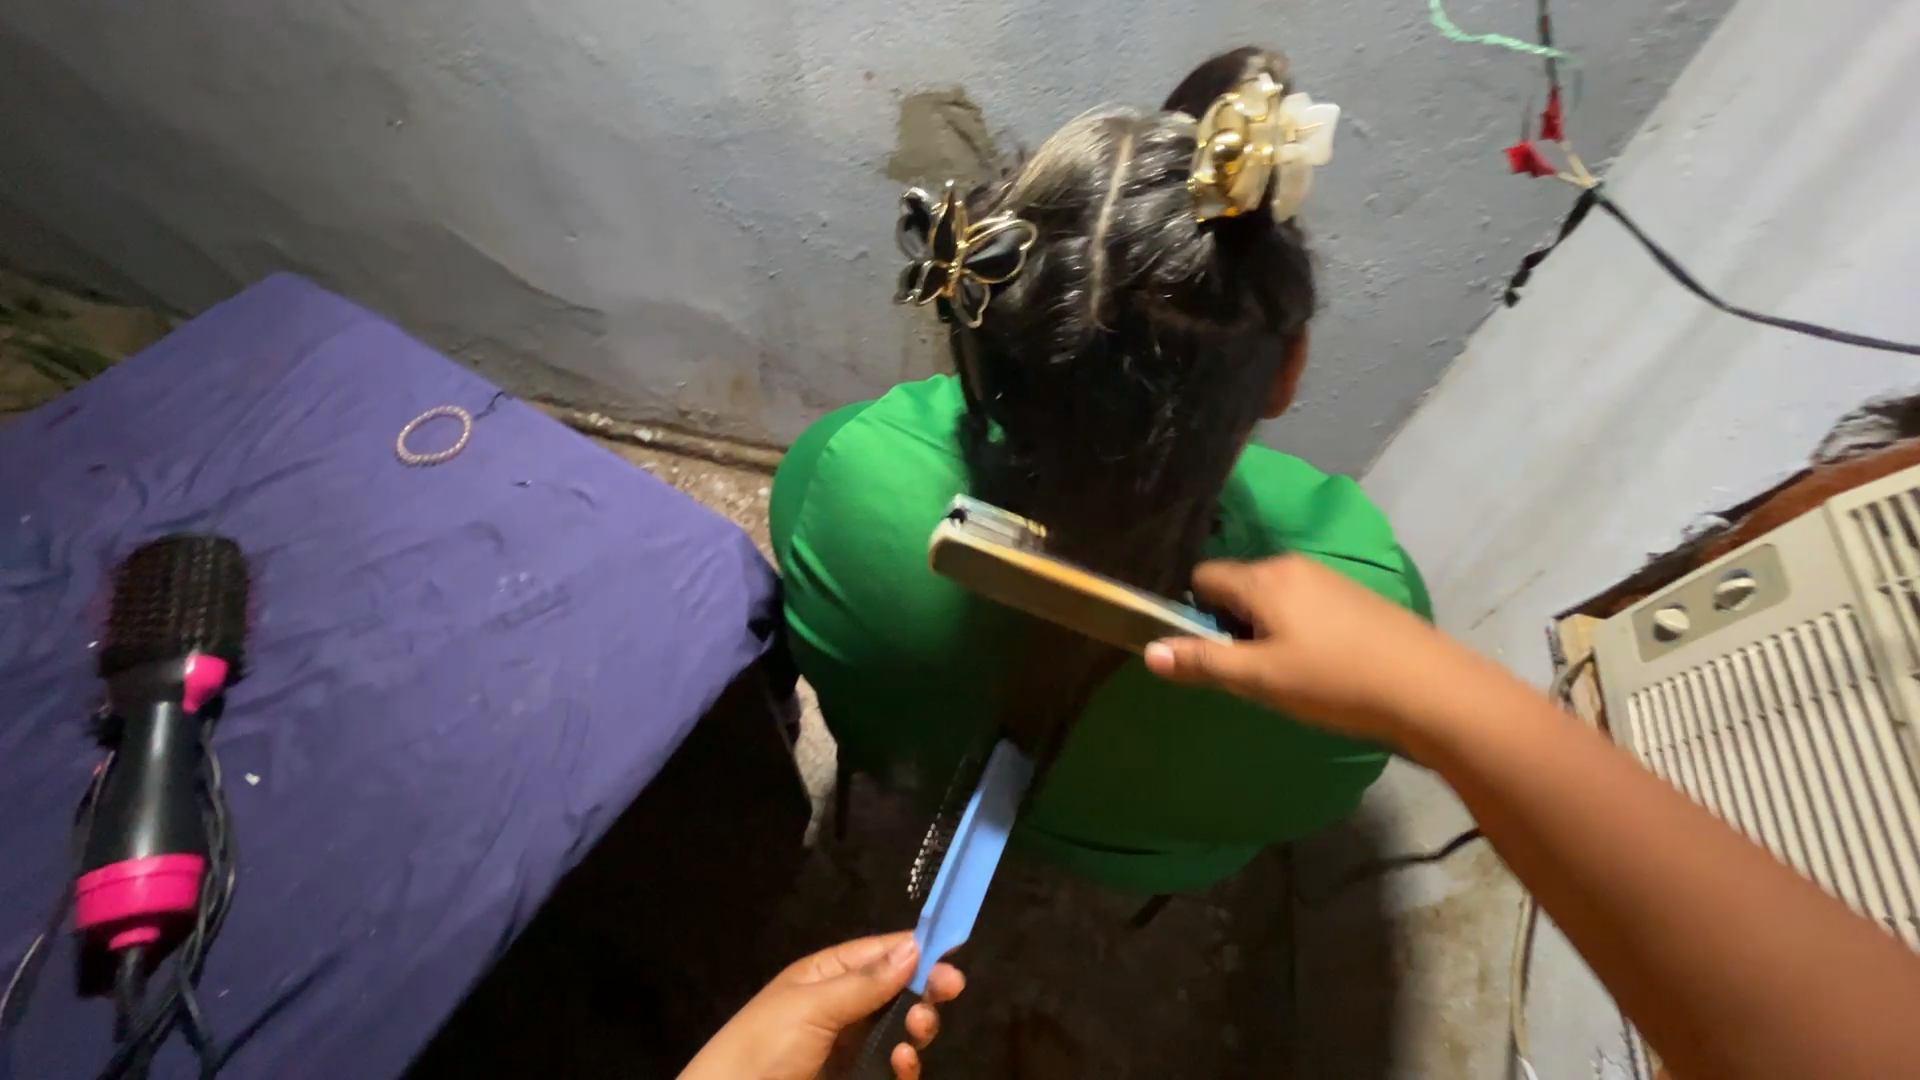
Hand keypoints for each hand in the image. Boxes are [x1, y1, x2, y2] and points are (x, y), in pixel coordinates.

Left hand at [677, 931, 965, 1079]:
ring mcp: (850, 1047)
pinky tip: (902, 1065)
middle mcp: (844, 1005)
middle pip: (899, 988)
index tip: (954, 951)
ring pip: (901, 1029)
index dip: (918, 949)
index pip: (882, 952)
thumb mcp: (811, 1007)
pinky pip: (892, 1067)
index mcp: (828, 974)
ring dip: (917, 1027)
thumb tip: (914, 946)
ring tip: (915, 1033)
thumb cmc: (764, 1048)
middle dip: (925, 988)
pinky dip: (904, 1065)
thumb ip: (865, 982)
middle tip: (948, 991)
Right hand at [1144, 555, 1483, 745]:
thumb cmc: (1335, 681)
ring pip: (1268, 595)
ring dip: (1261, 626)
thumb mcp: (1260, 679)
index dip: (1193, 611)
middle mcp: (1290, 565)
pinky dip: (1292, 625)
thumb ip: (1202, 663)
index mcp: (1263, 579)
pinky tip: (1318, 662)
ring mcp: (1326, 577)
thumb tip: (1148, 651)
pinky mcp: (1352, 594)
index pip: (1202, 577)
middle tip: (1246, 667)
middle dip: (1228, 622)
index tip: (1207, 649)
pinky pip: (1299, 601)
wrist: (1433, 690)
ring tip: (1283, 670)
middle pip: (1235, 585)